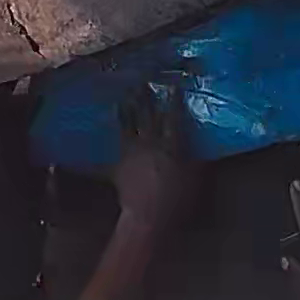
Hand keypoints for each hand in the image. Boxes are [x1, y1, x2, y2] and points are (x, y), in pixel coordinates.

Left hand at [111, 85, 201, 241]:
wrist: (147, 217)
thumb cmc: (177, 198)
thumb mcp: (195, 177)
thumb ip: (197, 159)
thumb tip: (200, 147)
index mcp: (169, 143)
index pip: (173, 116)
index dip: (173, 99)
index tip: (173, 84)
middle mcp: (148, 142)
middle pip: (146, 114)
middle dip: (145, 97)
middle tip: (142, 82)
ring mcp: (130, 153)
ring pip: (127, 126)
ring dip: (125, 110)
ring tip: (123, 98)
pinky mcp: (118, 166)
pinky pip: (111, 152)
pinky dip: (107, 145)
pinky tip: (100, 139)